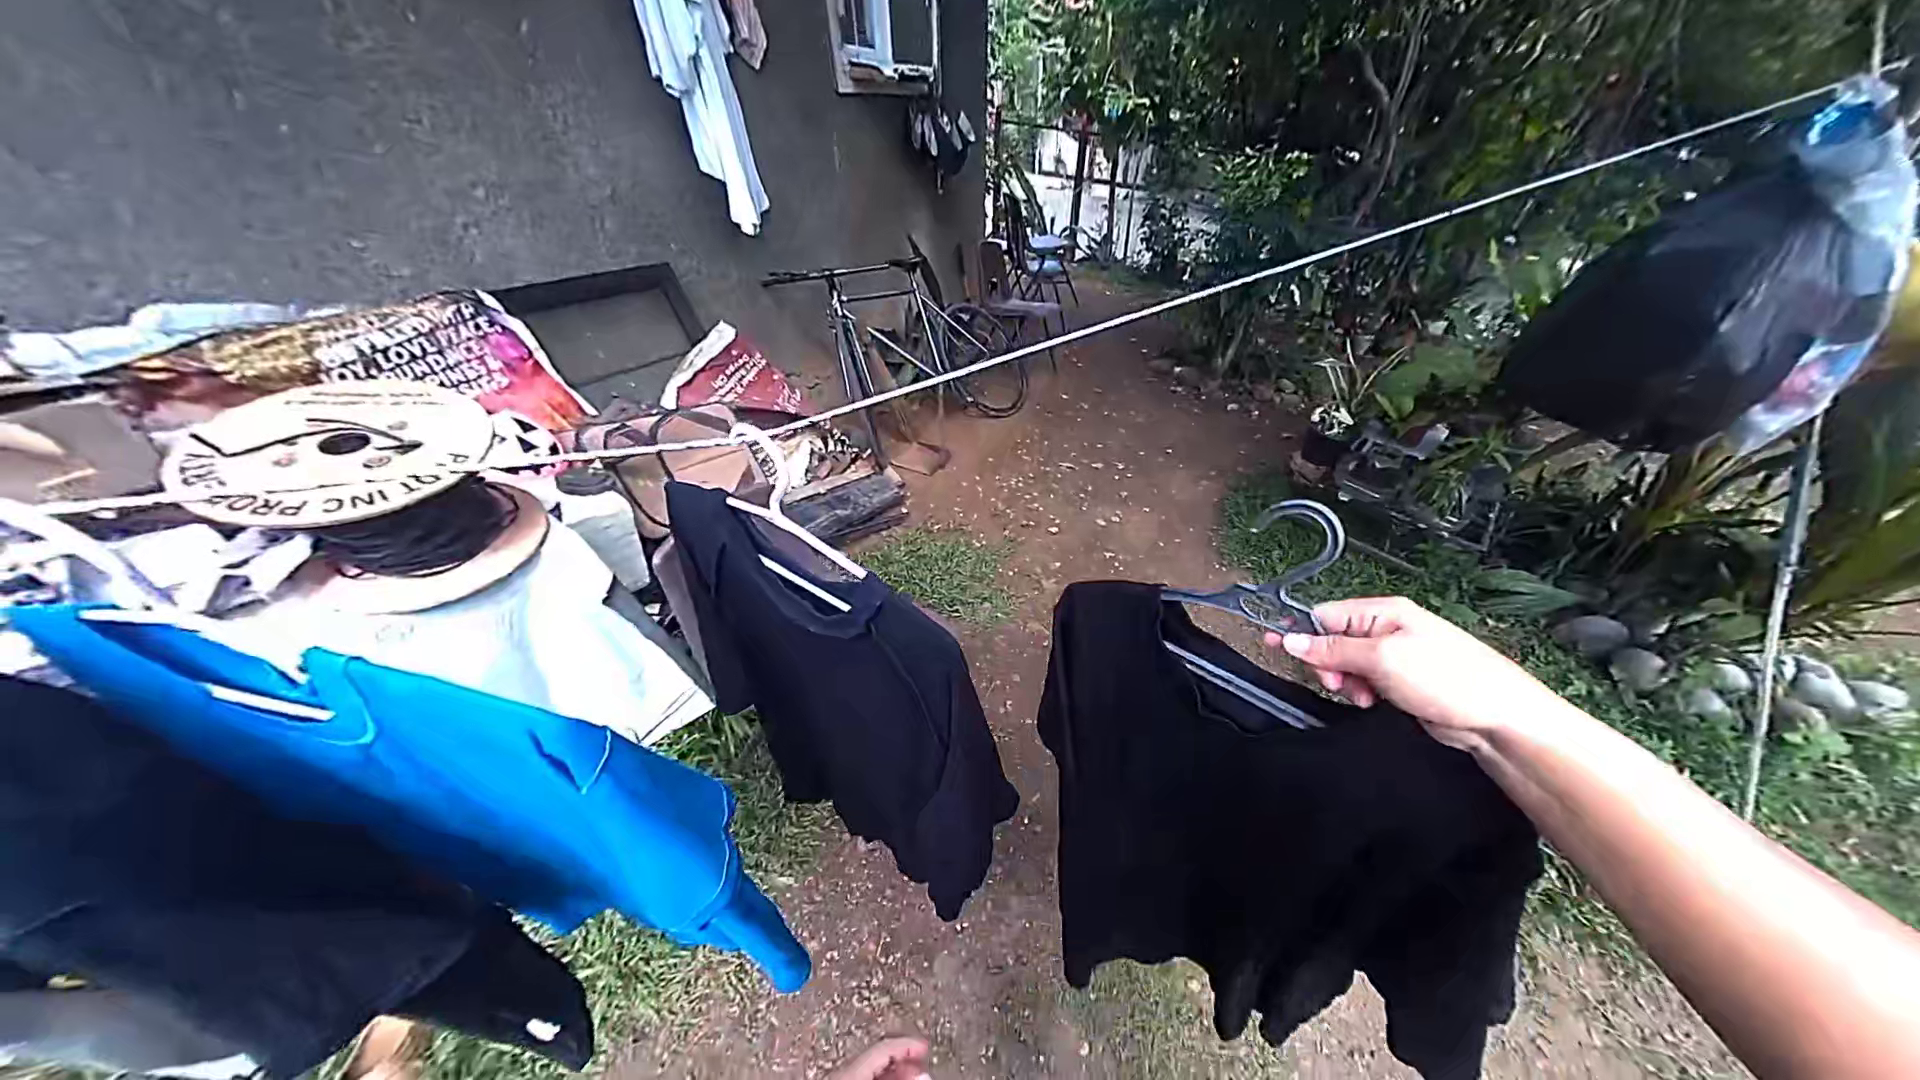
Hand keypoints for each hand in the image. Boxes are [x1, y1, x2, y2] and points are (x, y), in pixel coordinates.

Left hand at [827, 1037, 931, 1079]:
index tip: (923, 1048)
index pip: (885, 1047)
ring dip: (891, 1078)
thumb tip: (923, 1077)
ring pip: (867, 1075)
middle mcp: (840, 1075)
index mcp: (850, 1072)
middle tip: (920, 1070)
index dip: (908, 1046)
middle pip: (876, 1060)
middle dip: (901, 1064)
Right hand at [1264, 596, 1557, 751]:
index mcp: (1382, 611)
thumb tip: (1291, 639)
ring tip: (1362, 694)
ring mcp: (1393, 654)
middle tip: (1337, 682)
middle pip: (1330, 640)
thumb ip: (1331, 648)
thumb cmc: (1452, 680)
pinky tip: (1371, 700)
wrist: (1501, 720)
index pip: (1323, 614)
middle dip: (1326, 663)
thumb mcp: (1381, 659)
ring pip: (1343, 663)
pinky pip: (1361, 679)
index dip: (1302, 633)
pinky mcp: (1398, 679)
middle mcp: (1386, 628)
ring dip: (1344, 681)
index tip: (1278, 646)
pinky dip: (1359, 691)